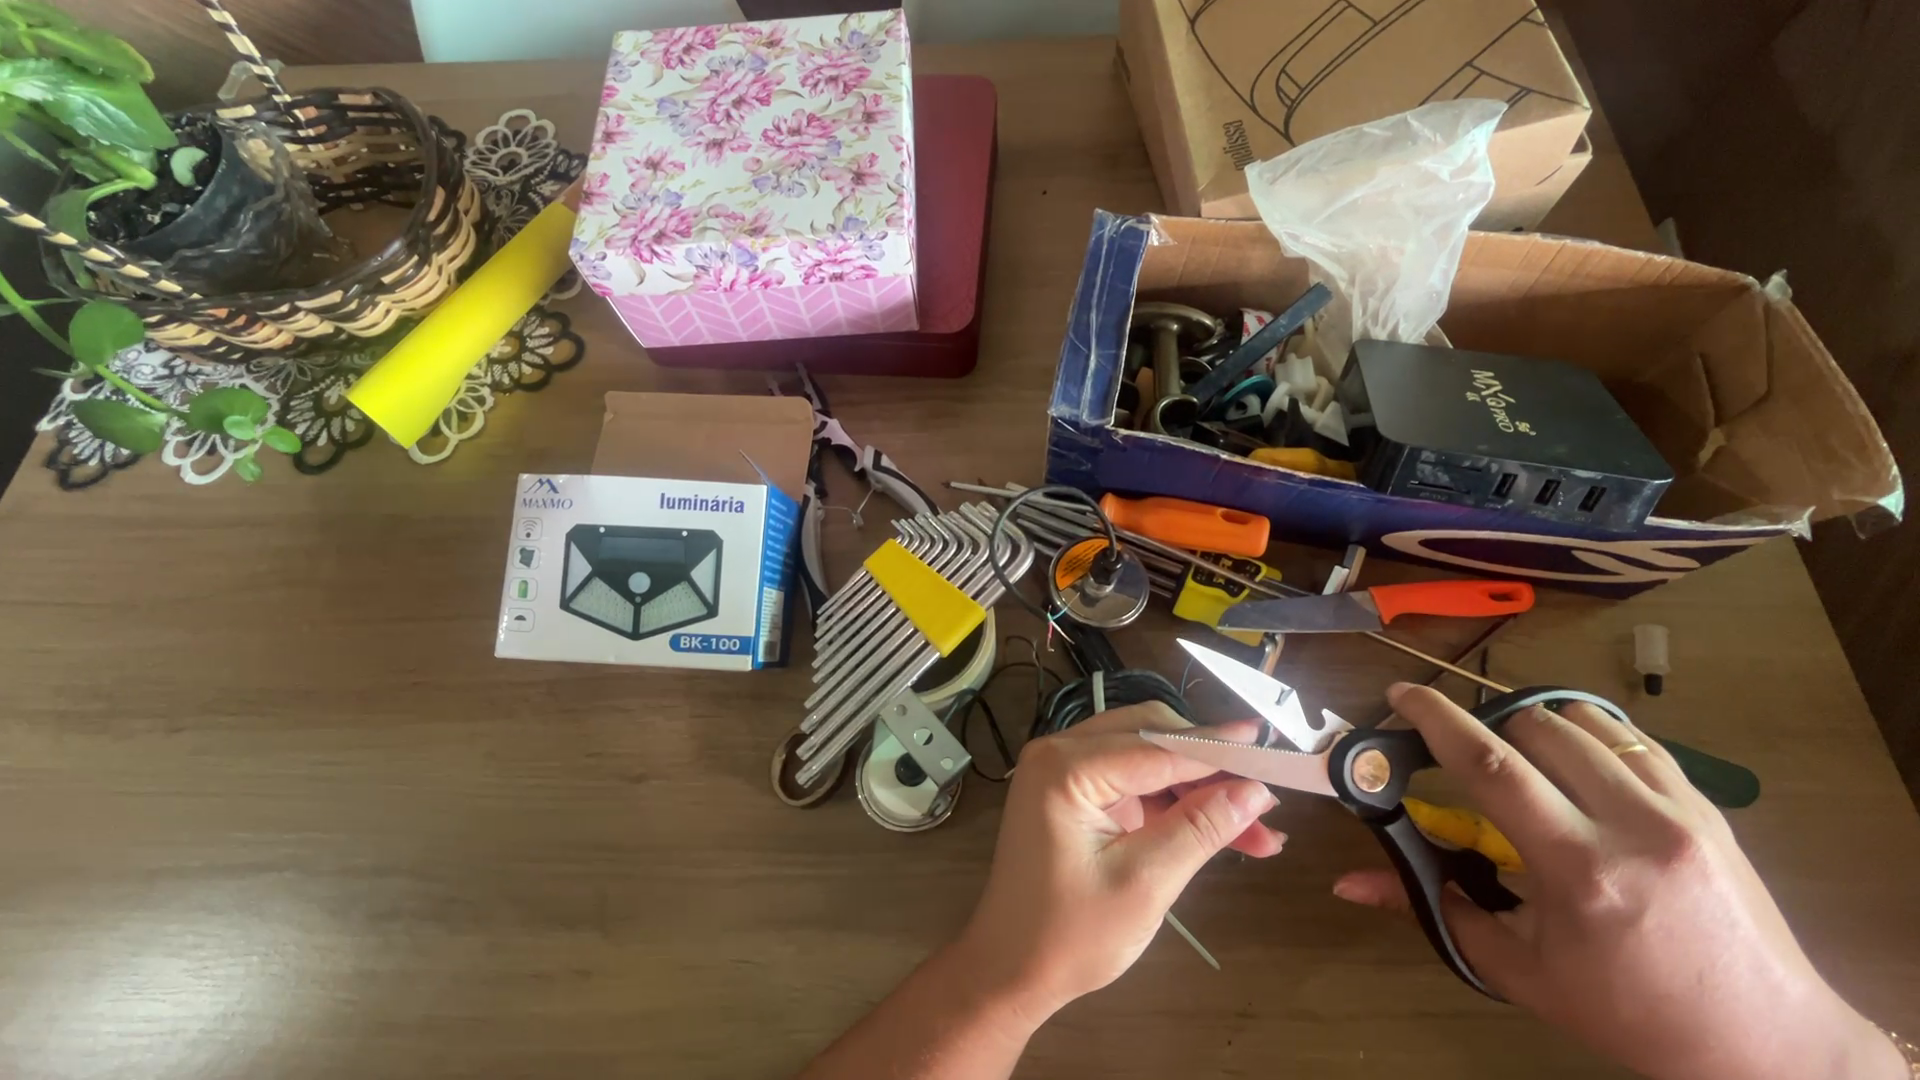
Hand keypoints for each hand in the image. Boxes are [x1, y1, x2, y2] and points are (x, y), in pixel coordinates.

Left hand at [955, 703, 1286, 1020]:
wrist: (1011, 967)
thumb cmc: (1069, 935)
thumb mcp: (1145, 884)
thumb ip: (1199, 829)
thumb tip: (1255, 790)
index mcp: (1065, 767)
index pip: (1157, 747)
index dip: (1218, 748)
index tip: (1271, 745)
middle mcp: (1060, 752)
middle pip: (1152, 736)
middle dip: (1210, 767)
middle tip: (1265, 796)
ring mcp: (1065, 769)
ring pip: (1149, 756)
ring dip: (1199, 787)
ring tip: (1257, 827)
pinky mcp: (1076, 790)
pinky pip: (1135, 779)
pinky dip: (1175, 801)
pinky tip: (1223, 828)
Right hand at [1335, 684, 1905, 1079]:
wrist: (1767, 1046)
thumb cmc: (1625, 1012)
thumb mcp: (1517, 969)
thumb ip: (1430, 910)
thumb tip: (1345, 883)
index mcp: (1578, 870)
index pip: (1491, 766)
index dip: (1436, 718)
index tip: (1400, 694)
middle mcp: (1634, 826)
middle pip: (1536, 728)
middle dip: (1485, 726)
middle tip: (1463, 748)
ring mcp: (1681, 812)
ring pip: (1587, 723)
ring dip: (1535, 727)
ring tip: (1519, 757)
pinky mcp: (1709, 810)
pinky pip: (1633, 741)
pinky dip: (1587, 738)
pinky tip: (1575, 766)